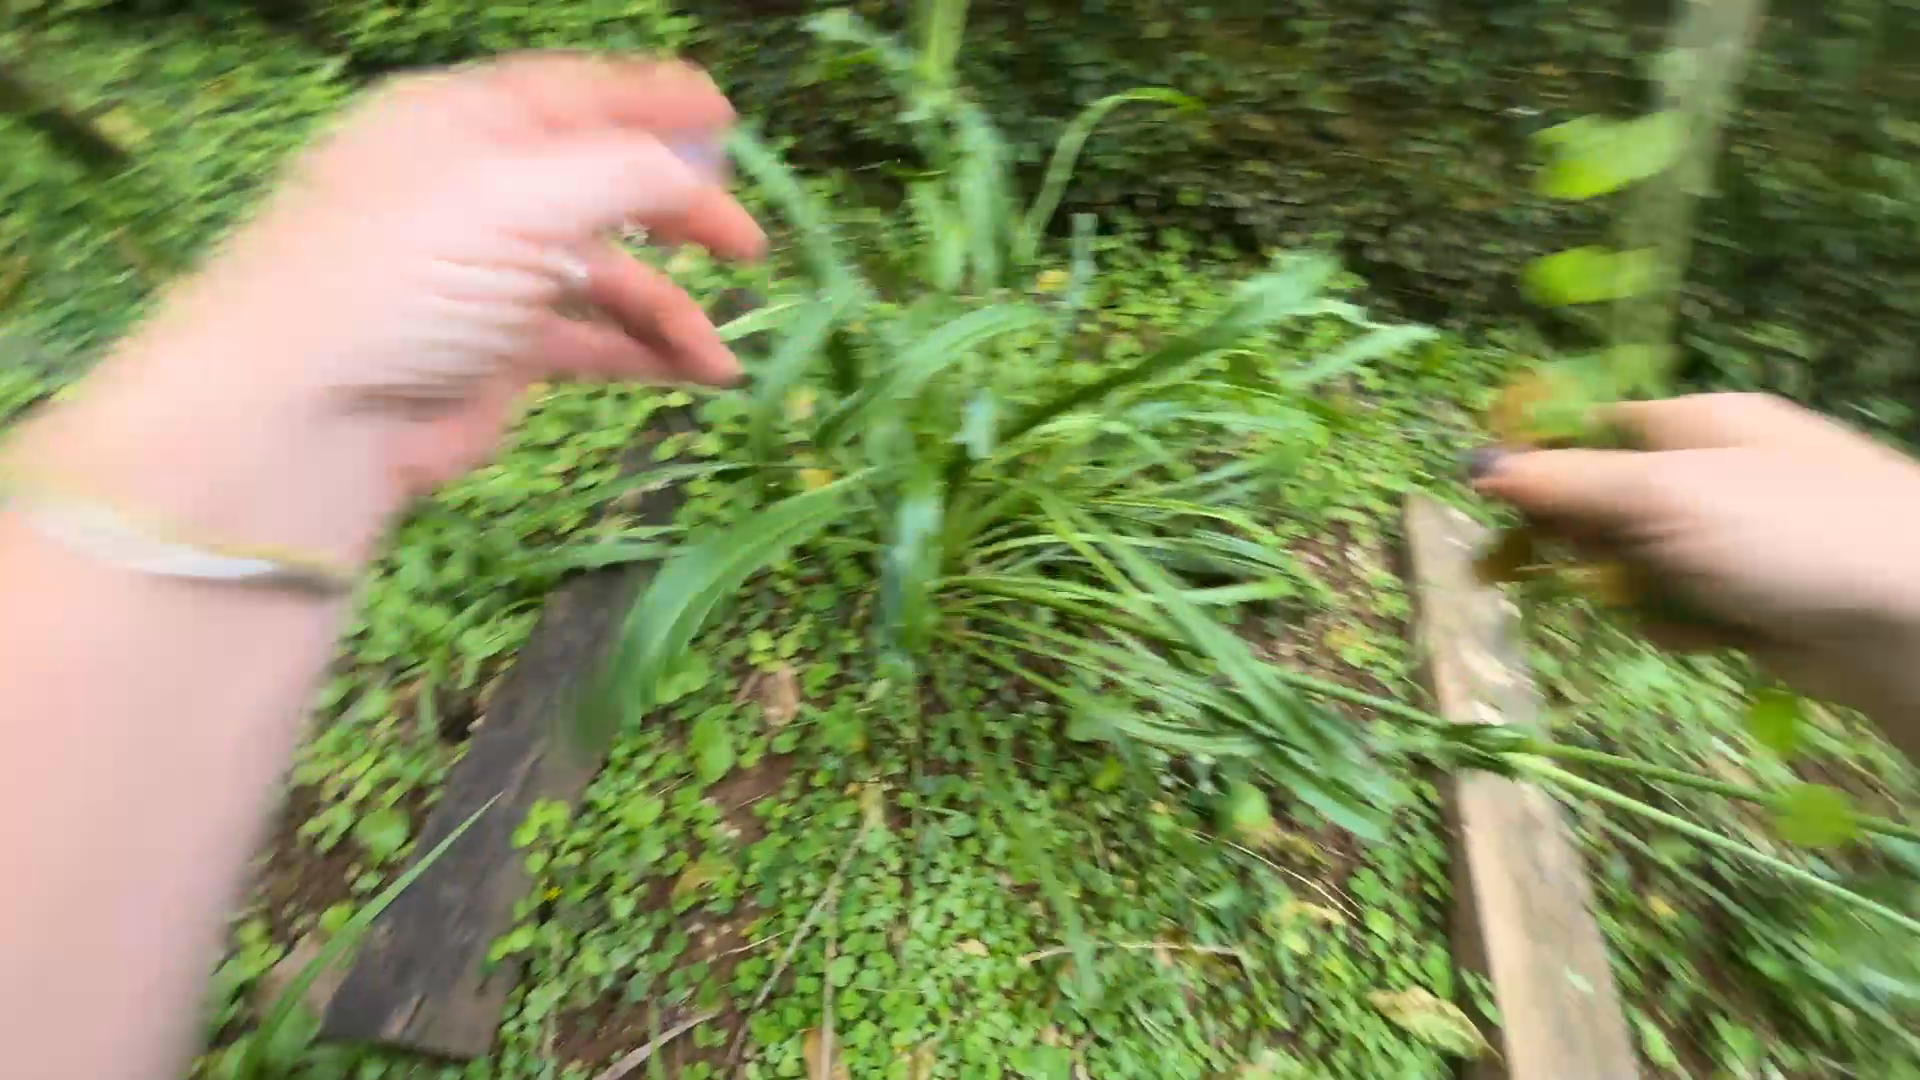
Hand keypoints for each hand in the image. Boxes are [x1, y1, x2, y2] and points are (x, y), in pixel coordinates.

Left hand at [19, 54, 764, 567]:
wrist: (318, 416)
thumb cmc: (401, 279)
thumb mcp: (510, 200)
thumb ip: (617, 173)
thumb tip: (695, 170)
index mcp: (468, 129)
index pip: (577, 95)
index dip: (654, 100)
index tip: (725, 115)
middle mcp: (488, 195)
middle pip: (609, 188)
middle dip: (684, 215)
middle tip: (748, 245)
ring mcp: (502, 275)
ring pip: (615, 279)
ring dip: (674, 314)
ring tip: (718, 358)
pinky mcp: (515, 347)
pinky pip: (602, 339)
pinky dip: (649, 355)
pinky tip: (695, 377)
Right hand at [1475, 392, 1919, 747]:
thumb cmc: (1789, 534)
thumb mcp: (1659, 493)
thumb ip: (1558, 480)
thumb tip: (1474, 466)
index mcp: (1690, 426)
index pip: (1576, 433)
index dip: (1534, 467)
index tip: (1508, 506)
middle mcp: (1703, 473)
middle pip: (1589, 502)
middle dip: (1580, 541)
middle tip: (1594, 561)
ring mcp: (1721, 535)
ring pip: (1617, 560)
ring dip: (1623, 588)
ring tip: (1666, 601)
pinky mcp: (1733, 590)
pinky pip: (1659, 600)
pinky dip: (1665, 619)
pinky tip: (1702, 627)